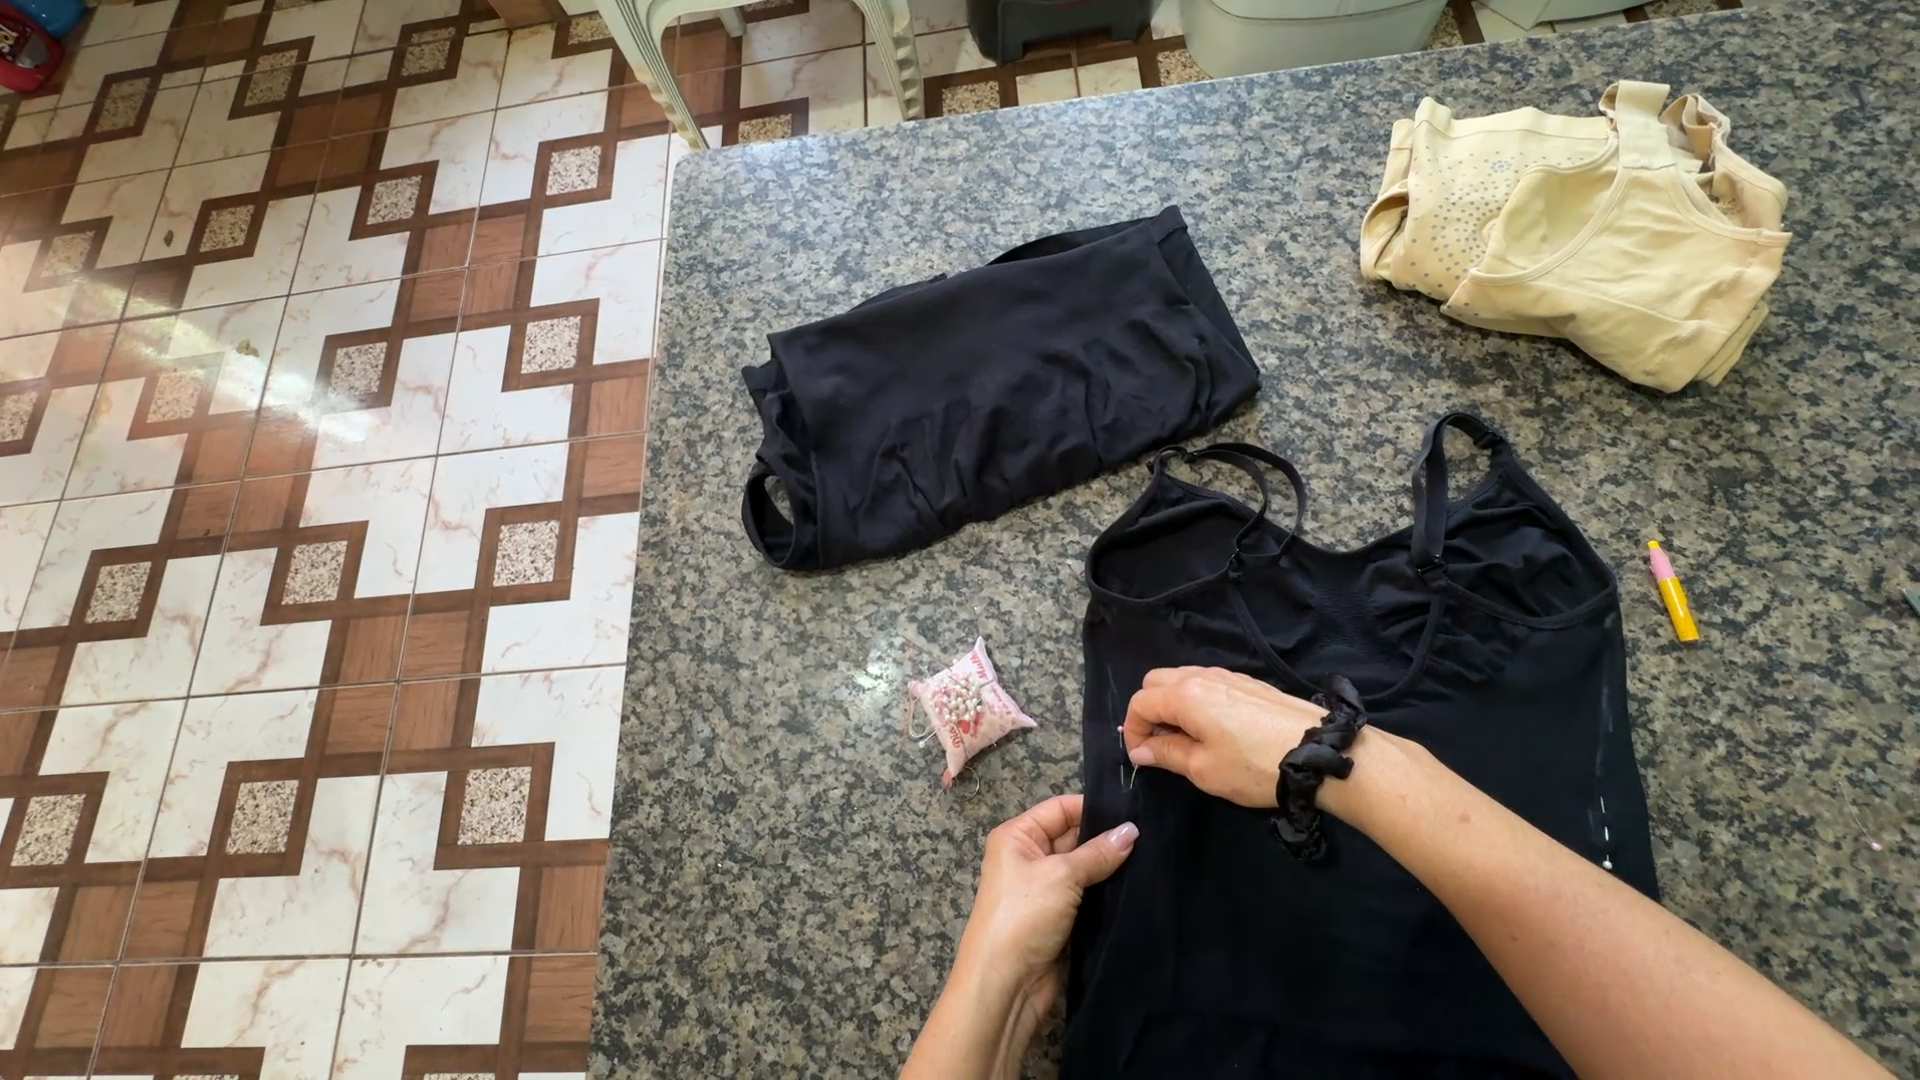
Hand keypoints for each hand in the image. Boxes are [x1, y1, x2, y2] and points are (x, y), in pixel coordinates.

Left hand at [902, 796, 1136, 1079]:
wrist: (1005, 983)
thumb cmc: (1024, 915)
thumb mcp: (1061, 876)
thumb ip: (1098, 853)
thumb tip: (1132, 830)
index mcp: (1018, 835)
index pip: (1060, 808)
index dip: (1094, 808)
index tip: (1134, 811)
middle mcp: (1028, 856)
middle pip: (1072, 836)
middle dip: (1106, 837)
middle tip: (1150, 835)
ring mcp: (1043, 888)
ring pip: (1082, 867)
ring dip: (1109, 866)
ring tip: (1152, 857)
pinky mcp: (1058, 916)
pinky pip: (1085, 894)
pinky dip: (1106, 891)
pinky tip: (1136, 886)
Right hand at [1121, 667, 1328, 807]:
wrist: (1320, 753)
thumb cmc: (1255, 766)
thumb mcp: (1204, 769)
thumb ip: (1166, 754)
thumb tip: (1141, 750)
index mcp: (1184, 695)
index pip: (1140, 702)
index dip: (1132, 730)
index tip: (1141, 756)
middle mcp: (1202, 676)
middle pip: (1156, 682)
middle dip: (1148, 711)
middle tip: (1160, 744)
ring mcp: (1227, 675)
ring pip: (1182, 679)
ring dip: (1172, 705)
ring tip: (1187, 738)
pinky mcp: (1248, 683)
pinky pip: (1207, 683)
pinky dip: (1196, 701)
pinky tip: (1214, 729)